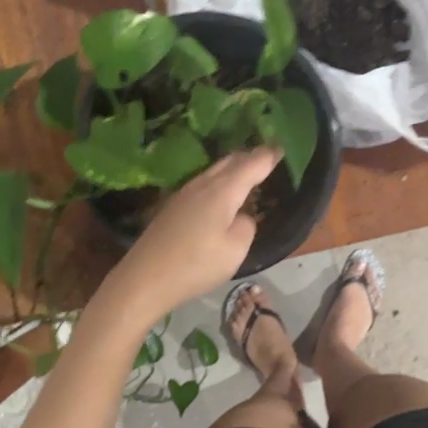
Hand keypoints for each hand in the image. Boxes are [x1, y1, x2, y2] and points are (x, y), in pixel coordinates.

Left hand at [96, 149, 279, 326]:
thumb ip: (246, 227)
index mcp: (222, 191)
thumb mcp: (235, 251)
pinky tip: (220, 193)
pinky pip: (202, 184)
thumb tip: (241, 216)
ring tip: (246, 170)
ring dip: (232, 168)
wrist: (145, 278)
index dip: (268, 156)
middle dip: (249, 156)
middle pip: (229, 162)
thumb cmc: (196, 264)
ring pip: (213, 171)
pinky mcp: (172, 207)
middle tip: (266, 156)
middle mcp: (202, 185)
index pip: (251, 165)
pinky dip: (218, 181)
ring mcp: (183, 194)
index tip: (281, 148)